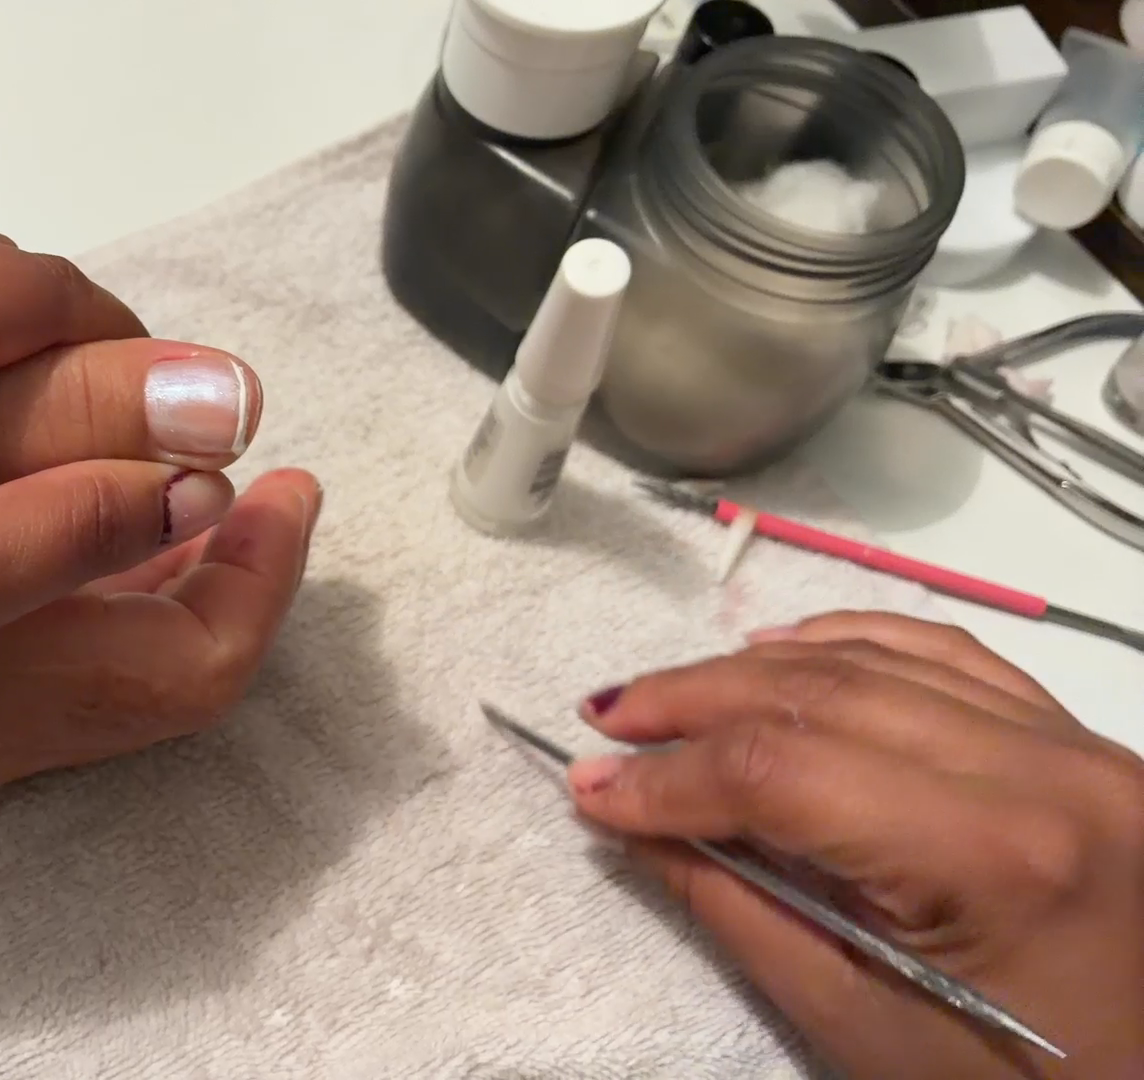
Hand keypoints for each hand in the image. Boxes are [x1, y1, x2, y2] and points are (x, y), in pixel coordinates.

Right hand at [0, 336, 317, 792]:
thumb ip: (91, 426)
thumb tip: (230, 411)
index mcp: (1, 689)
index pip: (204, 666)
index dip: (269, 576)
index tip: (293, 486)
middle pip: (184, 678)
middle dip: (239, 576)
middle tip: (263, 489)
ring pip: (141, 669)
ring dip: (187, 579)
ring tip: (206, 492)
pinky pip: (88, 658)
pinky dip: (126, 591)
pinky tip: (125, 522)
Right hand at [567, 613, 1143, 1078]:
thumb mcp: (861, 1023)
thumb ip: (729, 904)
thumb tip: (621, 817)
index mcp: (1001, 856)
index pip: (778, 774)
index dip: (664, 778)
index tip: (586, 788)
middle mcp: (1048, 771)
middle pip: (809, 694)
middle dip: (680, 703)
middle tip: (601, 721)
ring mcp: (1075, 742)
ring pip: (859, 660)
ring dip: (736, 671)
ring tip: (658, 696)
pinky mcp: (1077, 735)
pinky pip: (935, 652)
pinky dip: (836, 640)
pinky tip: (771, 650)